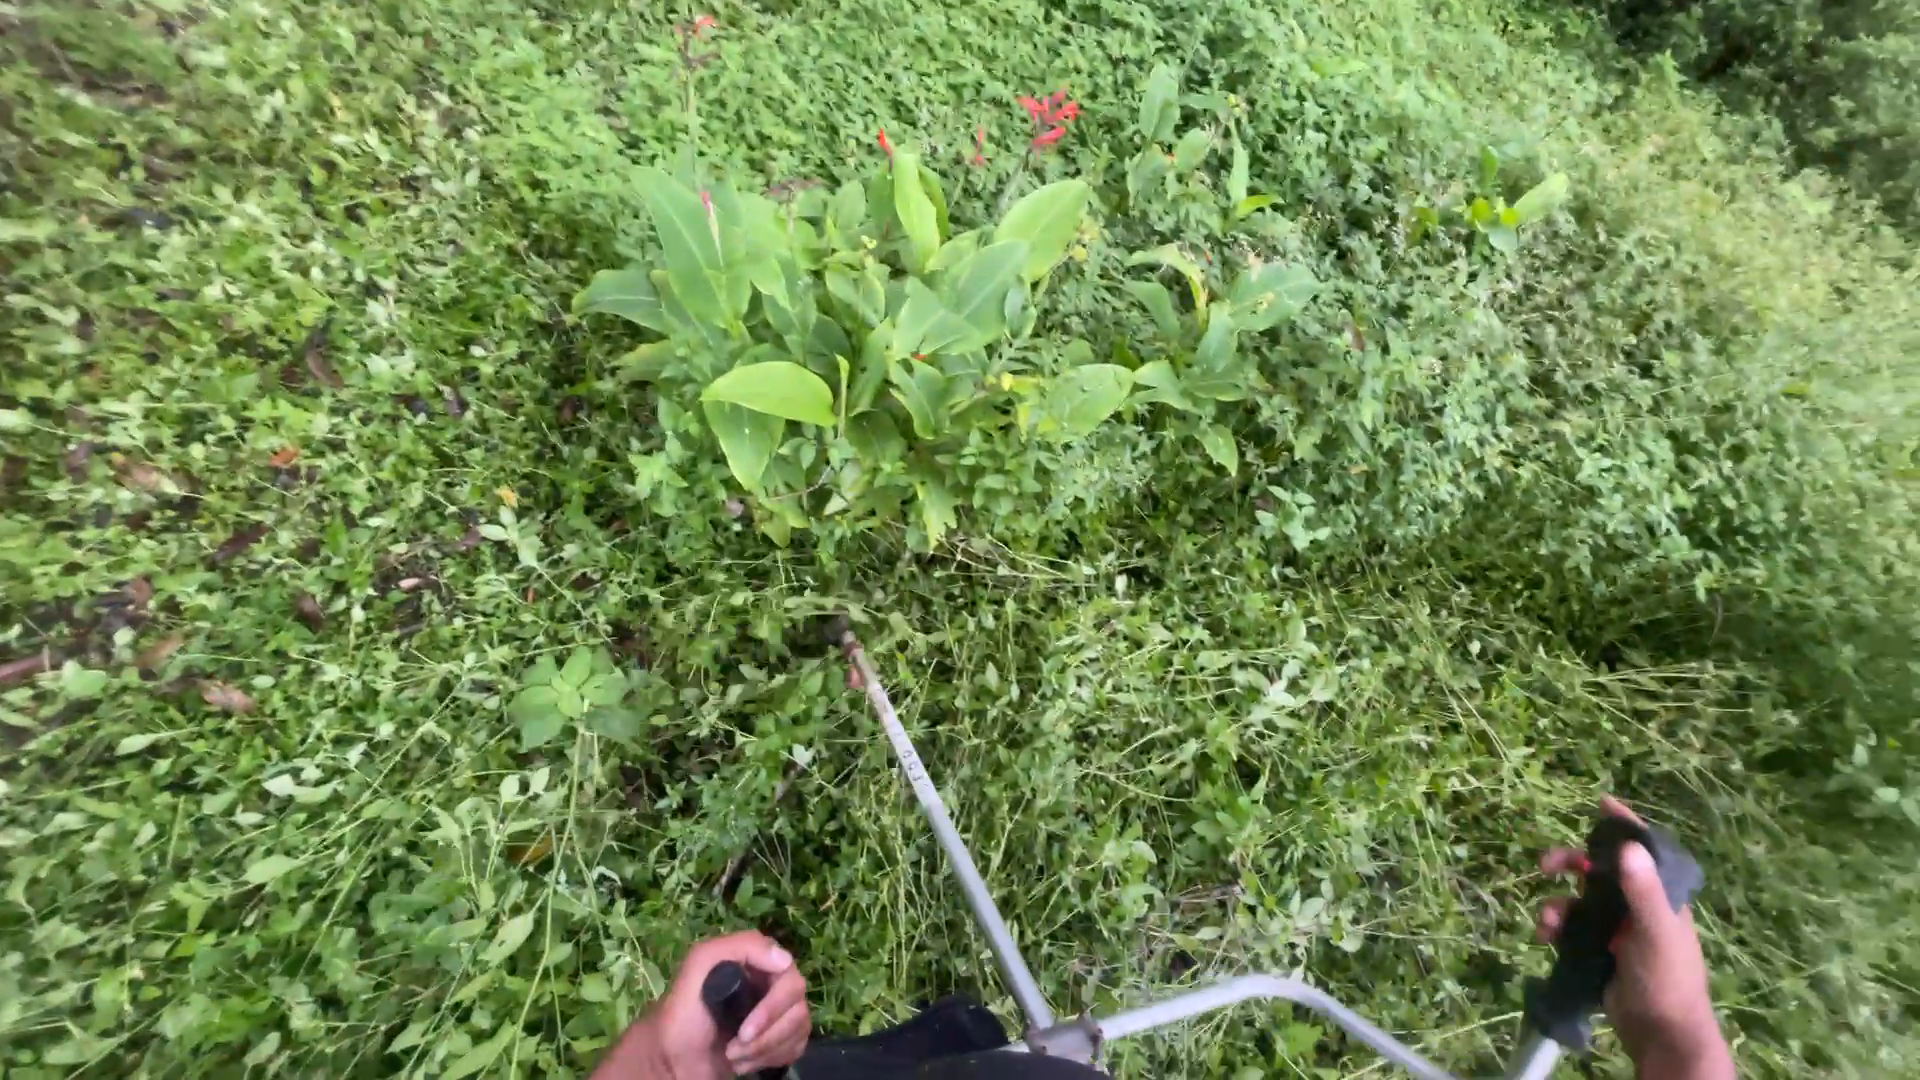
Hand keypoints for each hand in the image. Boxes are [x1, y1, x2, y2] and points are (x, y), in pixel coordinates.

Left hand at [592, 931, 809, 1078]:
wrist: (672, 1062)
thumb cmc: (683, 1013)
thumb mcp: (701, 963)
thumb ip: (741, 946)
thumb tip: (785, 959)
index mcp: (760, 960)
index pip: (789, 971)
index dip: (773, 1004)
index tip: (746, 1029)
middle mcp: (774, 981)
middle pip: (797, 1001)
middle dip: (766, 1032)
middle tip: (735, 1046)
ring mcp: (780, 1010)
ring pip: (799, 1024)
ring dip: (765, 1049)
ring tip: (734, 1056)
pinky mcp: (782, 1038)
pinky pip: (798, 1044)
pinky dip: (772, 1058)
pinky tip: (746, 1062)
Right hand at [1537, 797, 1733, 1079]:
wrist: (1659, 1033)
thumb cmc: (1667, 980)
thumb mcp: (1656, 934)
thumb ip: (1643, 891)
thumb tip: (1627, 846)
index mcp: (1660, 901)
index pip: (1644, 854)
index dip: (1624, 828)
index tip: (1602, 803)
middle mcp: (1636, 909)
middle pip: (1598, 871)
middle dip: (1570, 863)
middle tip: (1546, 864)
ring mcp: (1615, 929)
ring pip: (1575, 898)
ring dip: (1555, 903)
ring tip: (1547, 919)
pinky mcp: (1596, 947)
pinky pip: (1566, 924)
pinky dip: (1552, 925)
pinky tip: (1545, 935)